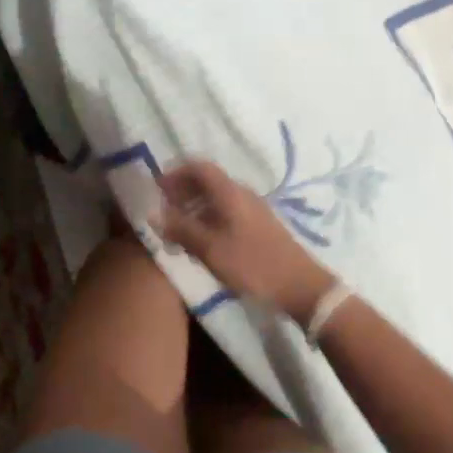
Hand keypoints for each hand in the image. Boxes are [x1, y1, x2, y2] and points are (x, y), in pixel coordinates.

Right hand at [152, 161, 337, 323]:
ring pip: (216, 199)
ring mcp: (252, 210)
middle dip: (182, 192)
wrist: (299, 285)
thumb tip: (153, 213)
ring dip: (194, 208)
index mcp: (230, 193)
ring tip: (176, 231)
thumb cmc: (252, 265)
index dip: (176, 173)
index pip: (200, 167)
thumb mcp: (211, 250)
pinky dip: (208, 219)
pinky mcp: (258, 226)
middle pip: (207, 181)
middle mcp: (242, 194)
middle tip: (163, 212)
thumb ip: (181, 229)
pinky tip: (200, 242)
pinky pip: (226, 212)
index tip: (157, 189)